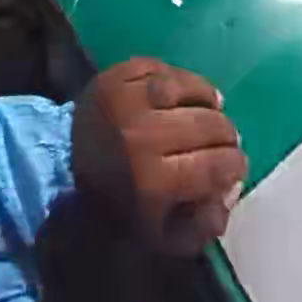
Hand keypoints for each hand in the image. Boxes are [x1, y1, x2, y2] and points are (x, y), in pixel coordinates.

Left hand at [72, 58, 247, 255]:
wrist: (62, 163)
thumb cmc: (118, 201)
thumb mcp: (161, 235)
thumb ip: (203, 224)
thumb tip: (230, 189)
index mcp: (153, 180)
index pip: (213, 165)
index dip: (235, 163)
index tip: (238, 163)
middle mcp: (140, 135)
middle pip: (203, 124)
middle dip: (226, 133)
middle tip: (228, 137)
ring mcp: (124, 99)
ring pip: (180, 87)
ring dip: (205, 94)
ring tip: (214, 104)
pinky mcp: (111, 76)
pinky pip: (153, 66)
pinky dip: (175, 74)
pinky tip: (184, 87)